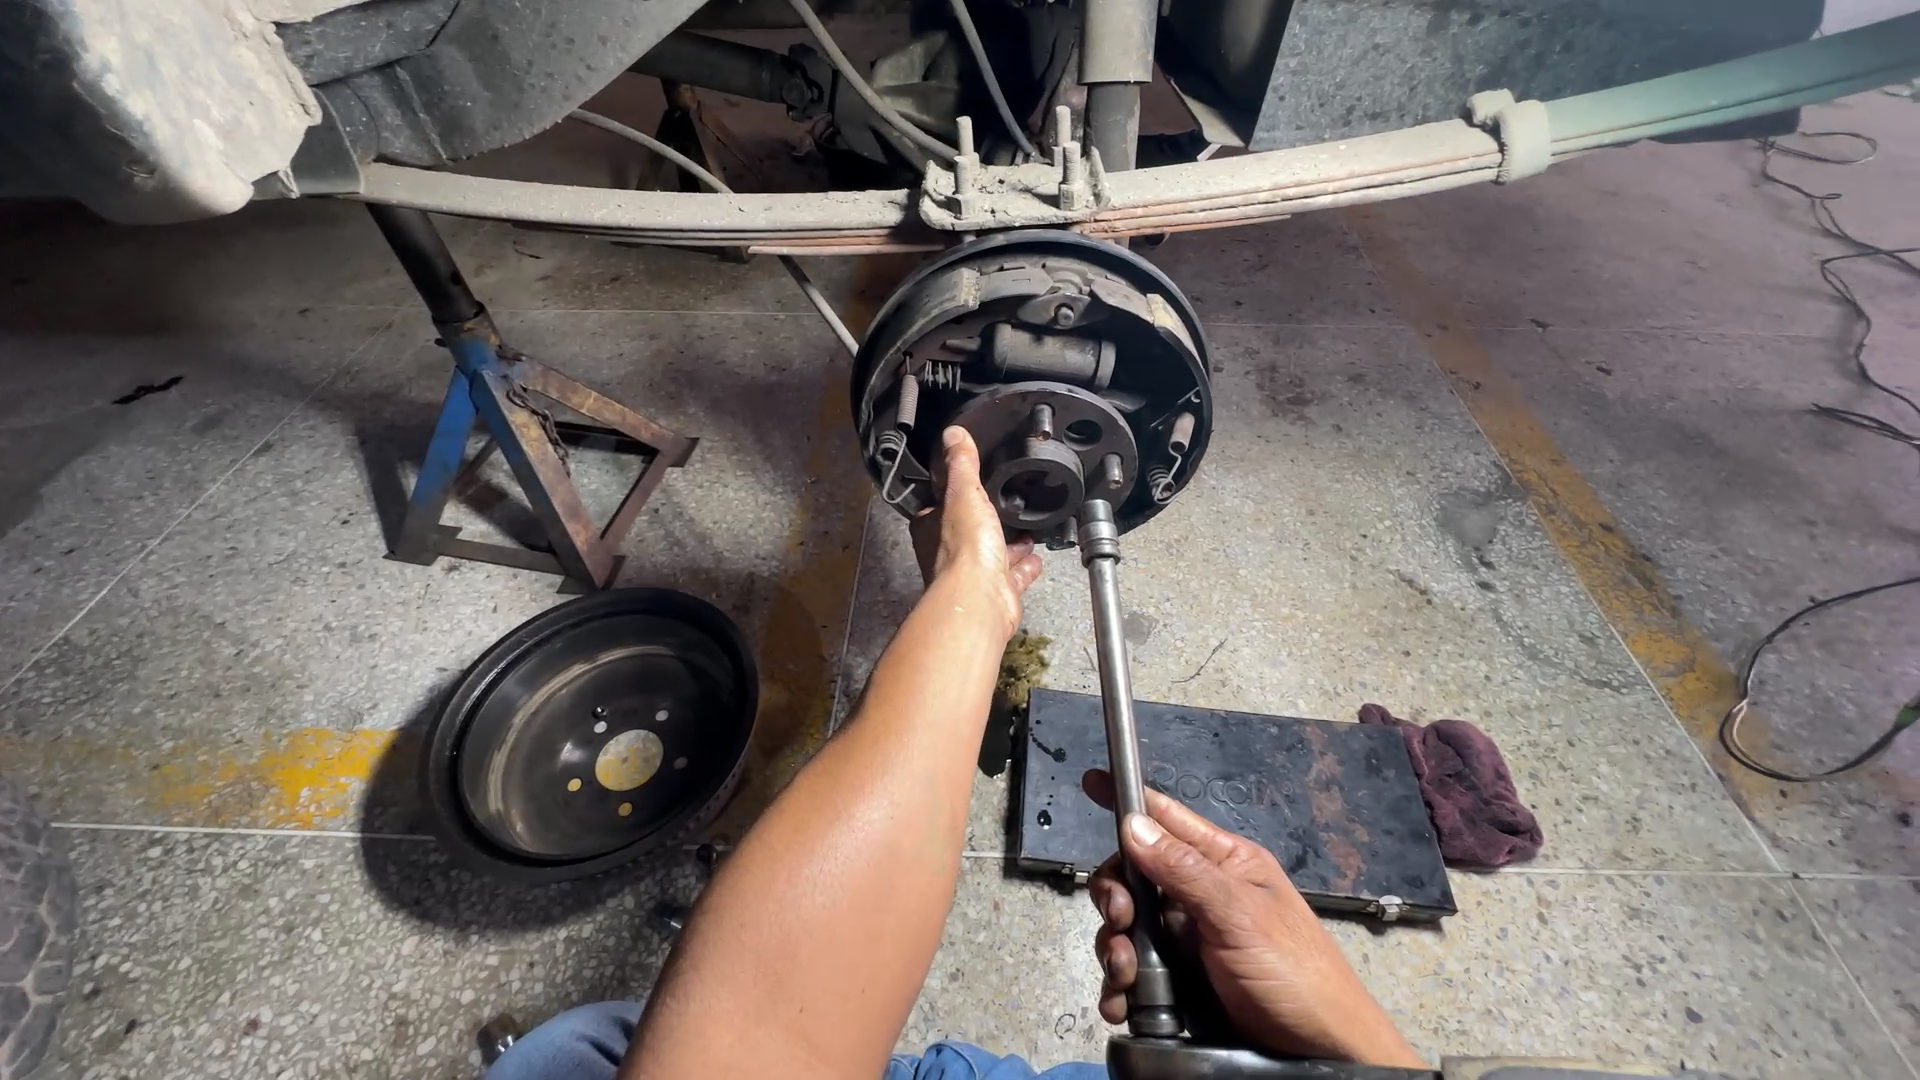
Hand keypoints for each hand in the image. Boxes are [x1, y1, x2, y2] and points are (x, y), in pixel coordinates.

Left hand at [909, 427, 1043, 636]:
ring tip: (1026, 530)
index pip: (940, 506)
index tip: (967, 483)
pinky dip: (1025, 567)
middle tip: (1003, 507)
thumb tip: (953, 434)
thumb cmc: (964, 550)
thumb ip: (961, 464)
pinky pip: (1013, 576)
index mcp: (934, 529)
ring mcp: (974, 575)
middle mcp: (950, 554)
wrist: (980, 600)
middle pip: (969, 532)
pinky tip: (1037, 559)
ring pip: (993, 554)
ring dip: (1009, 544)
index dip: (954, 494)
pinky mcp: (997, 591)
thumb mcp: (964, 493)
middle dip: (987, 521)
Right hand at [1082, 770, 1423, 1068]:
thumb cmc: (1296, 975)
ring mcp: (1187, 938)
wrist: (1326, 1058)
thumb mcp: (1239, 916)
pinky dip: (1119, 984)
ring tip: (1125, 976)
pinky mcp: (1178, 980)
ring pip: (1127, 925)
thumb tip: (1132, 824)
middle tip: (1121, 920)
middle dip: (1115, 896)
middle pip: (1133, 875)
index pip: (1166, 818)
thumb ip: (1184, 870)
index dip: (1128, 801)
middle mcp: (1198, 894)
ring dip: (1114, 947)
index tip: (1091, 782)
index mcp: (1223, 863)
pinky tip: (1120, 1001)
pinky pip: (1133, 970)